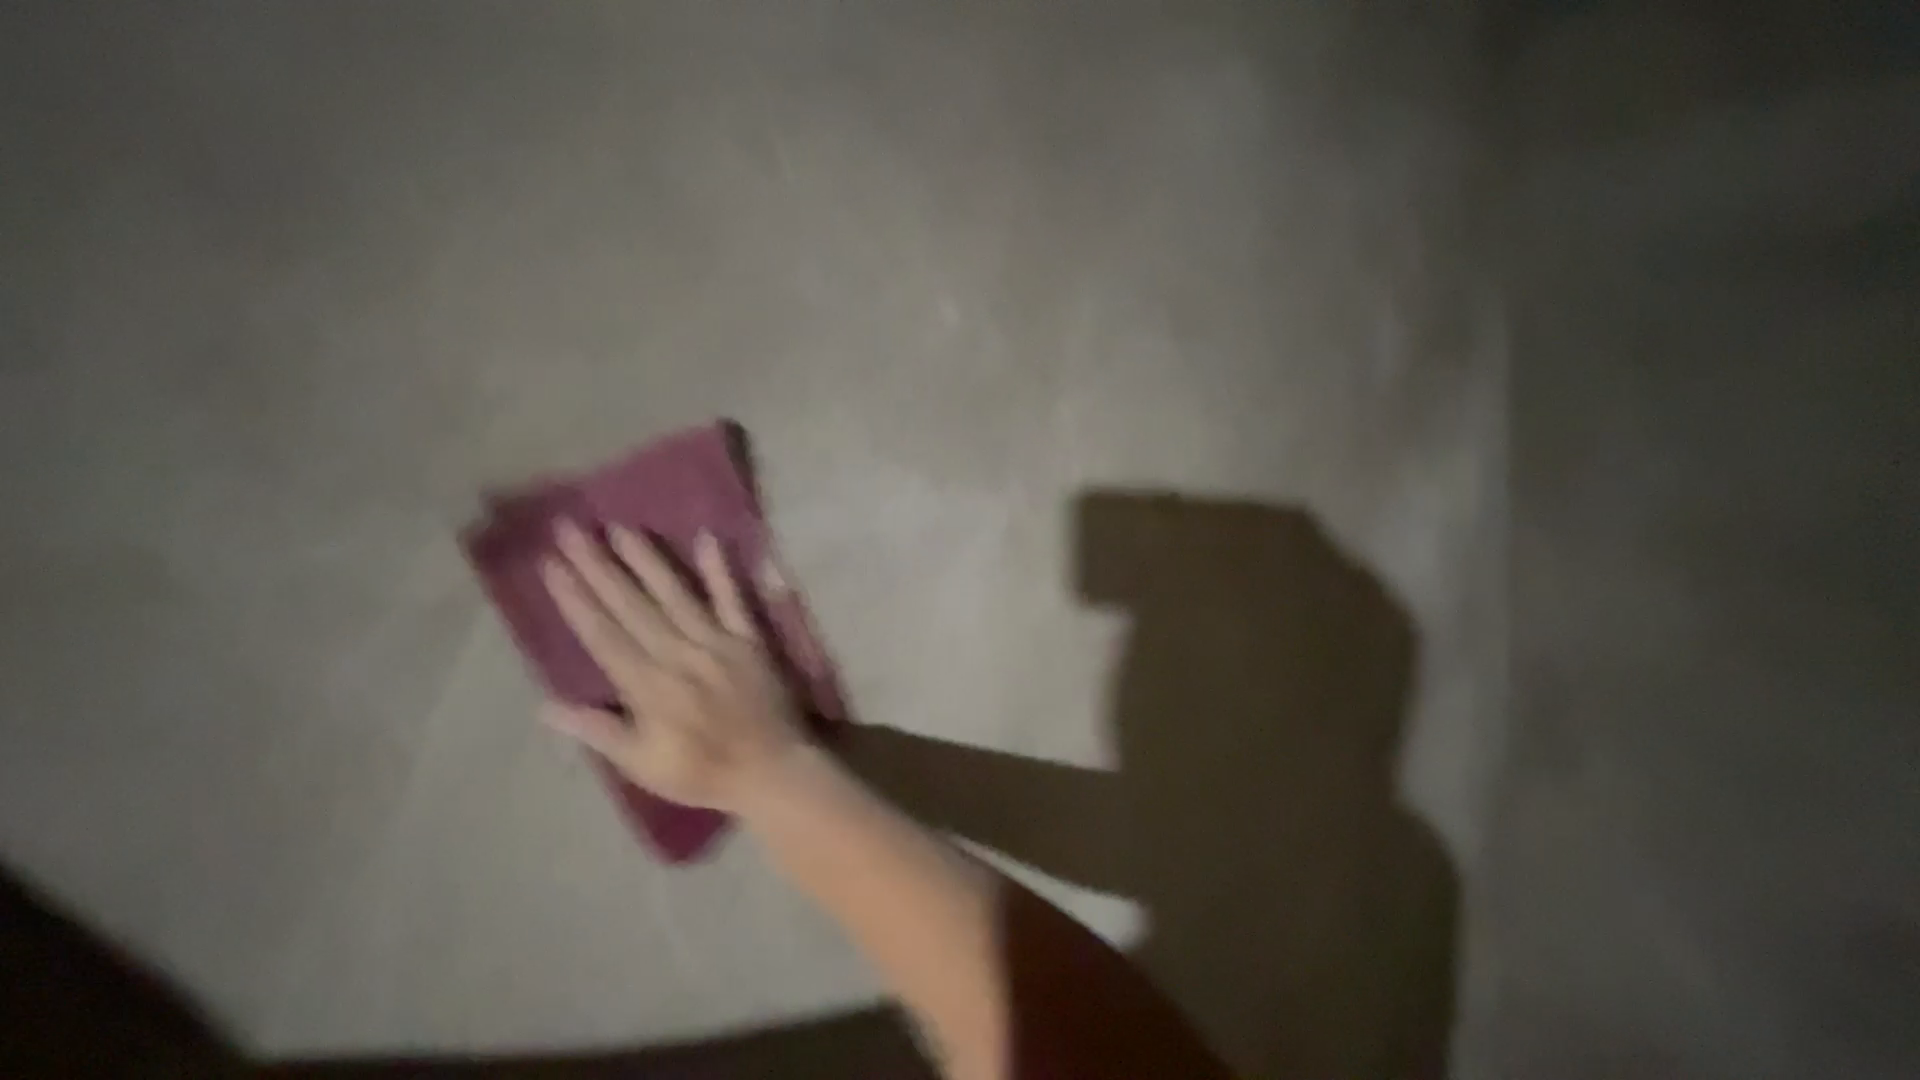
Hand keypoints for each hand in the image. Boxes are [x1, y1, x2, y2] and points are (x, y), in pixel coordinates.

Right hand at [541, 520, 806, 811]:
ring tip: (621, 528)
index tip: (552, 564)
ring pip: (675, 594)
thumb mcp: (643, 765)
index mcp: (648, 685)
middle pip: (631, 605)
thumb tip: (546, 706)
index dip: (575, 598)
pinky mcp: (749, 639)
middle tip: (571, 529)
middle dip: (598, 566)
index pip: (603, 634)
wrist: (773, 770)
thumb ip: (599, 731)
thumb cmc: (704, 773)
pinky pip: (733, 599)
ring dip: (646, 560)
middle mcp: (678, 654)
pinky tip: (707, 539)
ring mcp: (716, 642)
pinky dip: (720, 571)